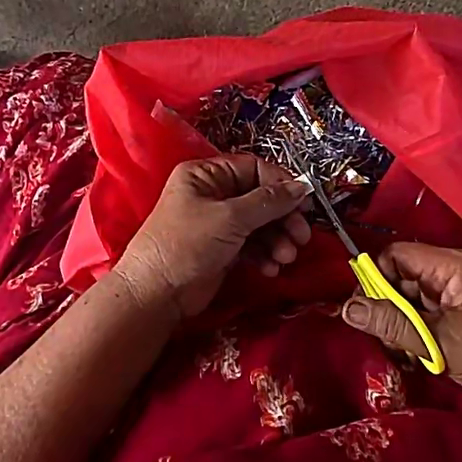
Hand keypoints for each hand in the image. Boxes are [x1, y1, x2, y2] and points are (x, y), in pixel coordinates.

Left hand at [112, 155, 312, 317]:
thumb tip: (301, 188)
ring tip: (286, 258)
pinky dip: (264, 255)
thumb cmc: (186, 245)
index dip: (281, 184)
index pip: (253, 169)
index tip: (304, 203)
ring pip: (259, 224)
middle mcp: (212, 194)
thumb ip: (268, 202)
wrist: (157, 293)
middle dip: (282, 218)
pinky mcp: (222, 250)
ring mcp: (217, 223)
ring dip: (277, 240)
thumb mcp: (229, 218)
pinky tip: (271, 268)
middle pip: (260, 198)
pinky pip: (252, 245)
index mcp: (205, 175)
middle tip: (302, 236)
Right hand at [341, 242, 461, 426]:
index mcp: (457, 265)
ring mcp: (459, 295)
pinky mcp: (459, 315)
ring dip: (399, 326)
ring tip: (406, 354)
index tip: (365, 312)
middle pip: (399, 277)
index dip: (375, 279)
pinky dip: (412, 335)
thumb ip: (392, 323)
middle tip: (388, 340)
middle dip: (387, 308)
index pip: (397, 255)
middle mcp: (456, 272)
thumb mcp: (441, 342)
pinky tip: (416, 357)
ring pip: (407, 299)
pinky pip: (421, 315)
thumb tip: (347, 308)